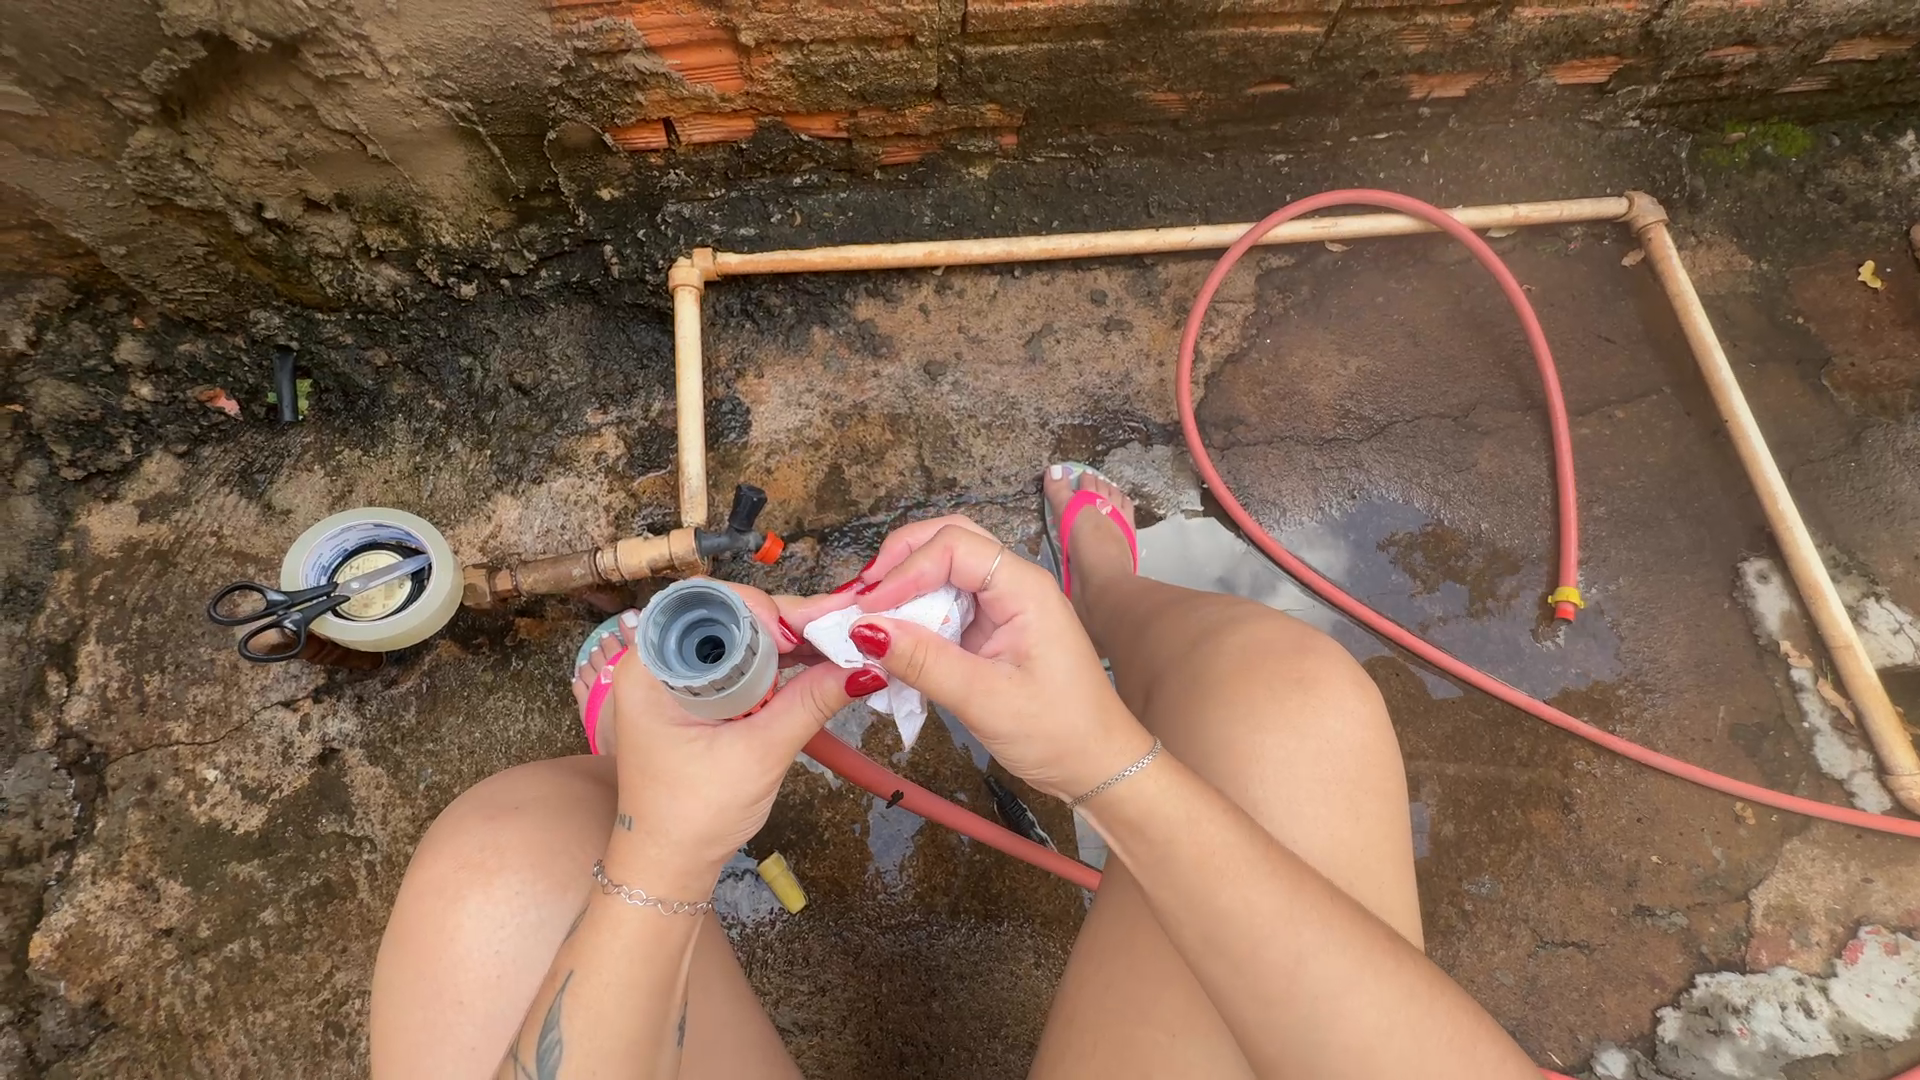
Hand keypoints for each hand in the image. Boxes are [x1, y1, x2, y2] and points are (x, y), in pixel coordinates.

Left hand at [605, 583, 868, 870]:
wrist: (669, 865)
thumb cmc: (696, 814)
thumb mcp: (759, 754)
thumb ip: (809, 704)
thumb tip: (868, 665)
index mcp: (652, 667)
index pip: (706, 605)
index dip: (759, 608)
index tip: (802, 634)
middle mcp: (663, 659)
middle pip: (732, 614)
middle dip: (788, 619)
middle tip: (842, 626)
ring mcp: (684, 676)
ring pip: (746, 634)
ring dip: (793, 638)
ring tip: (843, 638)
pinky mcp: (706, 693)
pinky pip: (748, 660)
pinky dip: (785, 660)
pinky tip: (822, 660)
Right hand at [843, 518, 1153, 801]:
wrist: (1097, 765)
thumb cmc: (1058, 733)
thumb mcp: (986, 699)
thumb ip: (924, 661)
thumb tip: (863, 629)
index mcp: (1024, 587)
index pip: (953, 545)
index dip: (904, 569)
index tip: (867, 609)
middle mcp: (1014, 584)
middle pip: (948, 540)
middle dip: (899, 561)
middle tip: (861, 598)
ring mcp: (1003, 605)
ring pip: (943, 571)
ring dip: (904, 587)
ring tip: (868, 618)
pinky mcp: (992, 629)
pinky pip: (947, 604)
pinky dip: (915, 614)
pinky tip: (893, 639)